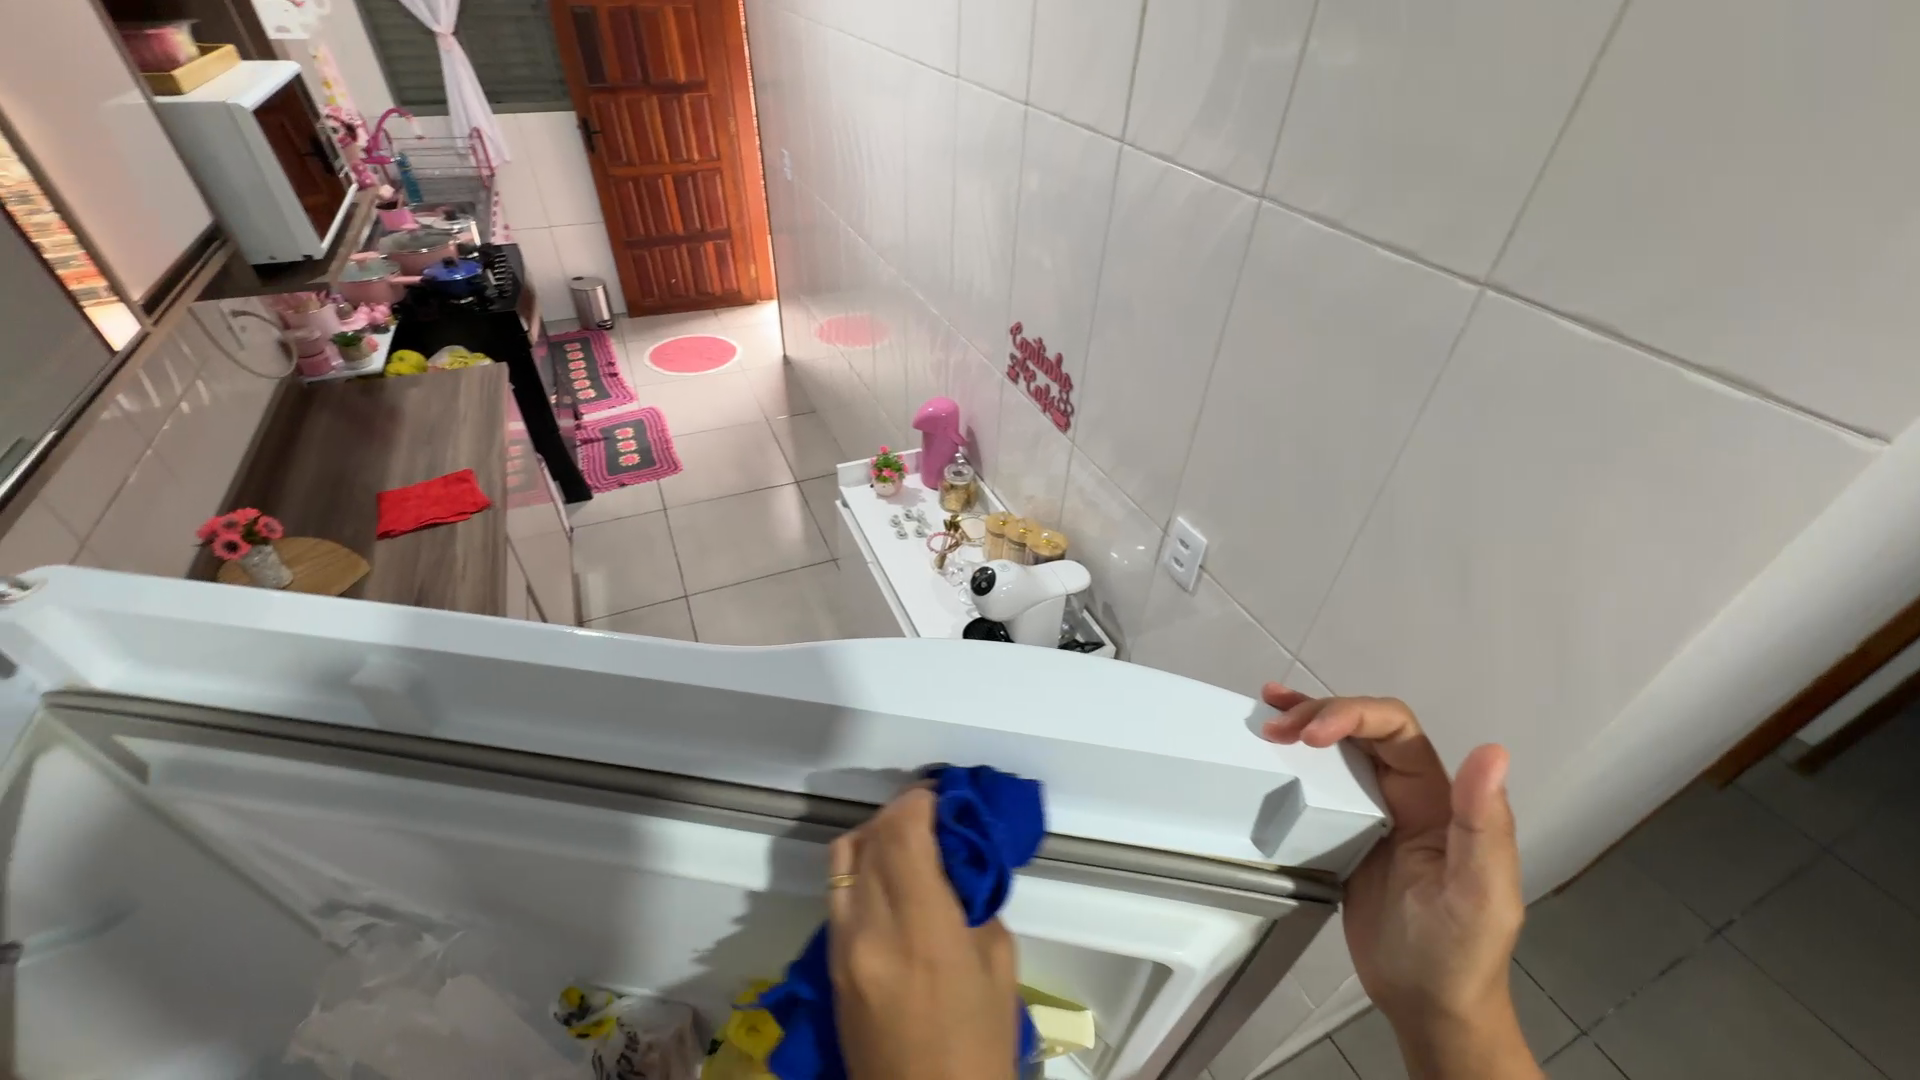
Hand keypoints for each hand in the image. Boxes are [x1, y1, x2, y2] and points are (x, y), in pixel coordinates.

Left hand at [828, 788, 1019, 1079]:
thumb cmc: (979, 1042)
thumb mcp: (999, 961)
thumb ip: (974, 897)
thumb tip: (957, 858)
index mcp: (920, 929)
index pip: (902, 832)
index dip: (921, 800)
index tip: (946, 796)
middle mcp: (869, 928)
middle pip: (871, 836)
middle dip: (903, 811)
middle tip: (935, 811)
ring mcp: (841, 945)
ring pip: (845, 855)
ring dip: (877, 832)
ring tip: (911, 838)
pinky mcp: (830, 961)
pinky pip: (838, 888)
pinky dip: (862, 864)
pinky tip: (892, 874)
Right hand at [1262, 687, 1539, 1079]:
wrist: (1428, 1004)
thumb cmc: (1459, 953)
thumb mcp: (1479, 894)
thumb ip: (1483, 824)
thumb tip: (1491, 752)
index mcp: (1438, 798)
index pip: (1396, 729)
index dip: (1353, 716)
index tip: (1311, 736)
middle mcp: (1405, 793)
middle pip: (1362, 728)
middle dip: (1318, 714)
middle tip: (1274, 728)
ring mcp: (1373, 811)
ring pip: (1339, 747)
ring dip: (1304, 720)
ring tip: (1267, 711)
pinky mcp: (1344, 831)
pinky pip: (1320, 779)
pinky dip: (1295, 755)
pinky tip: (1272, 743)